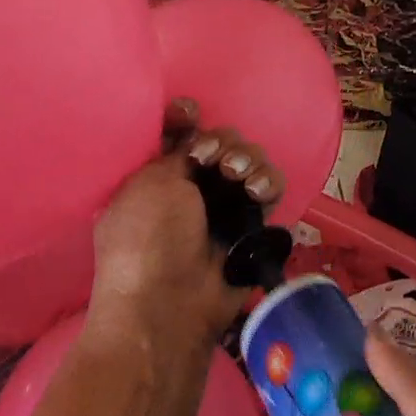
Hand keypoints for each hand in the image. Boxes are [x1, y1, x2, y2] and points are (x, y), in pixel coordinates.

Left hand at [84, 99, 282, 351]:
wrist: (169, 302)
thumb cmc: (146, 238)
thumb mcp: (150, 181)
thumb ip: (177, 147)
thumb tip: (191, 124)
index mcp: (157, 176)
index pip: (180, 133)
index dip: (187, 117)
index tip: (190, 113)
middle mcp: (192, 188)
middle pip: (222, 142)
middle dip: (223, 143)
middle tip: (215, 161)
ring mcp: (224, 207)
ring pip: (250, 161)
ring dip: (248, 159)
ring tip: (239, 177)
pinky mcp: (253, 224)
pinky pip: (270, 188)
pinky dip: (267, 182)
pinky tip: (257, 191)